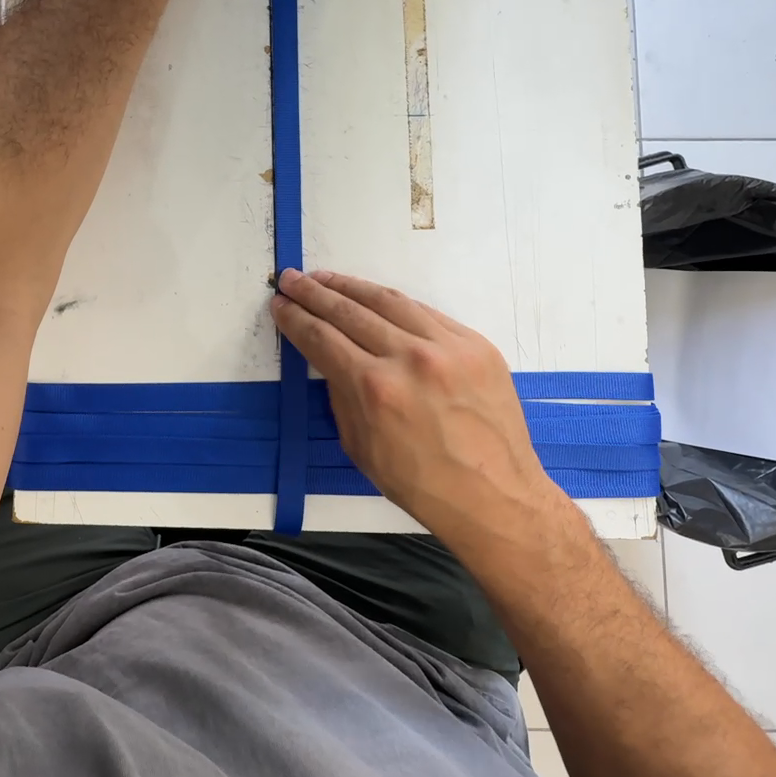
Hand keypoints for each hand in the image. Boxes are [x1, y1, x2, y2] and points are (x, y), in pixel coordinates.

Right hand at [270, 270, 571, 550]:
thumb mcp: (359, 446)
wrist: (495, 497)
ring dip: (350, 286)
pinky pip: (425, 312)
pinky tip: (375, 298)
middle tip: (293, 280)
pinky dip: (393, 303)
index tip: (280, 305)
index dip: (295, 319)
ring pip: (388, 300)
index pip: (322, 338)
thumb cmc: (420, 483)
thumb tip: (329, 357)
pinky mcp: (476, 344)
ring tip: (326, 279)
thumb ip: (340, 394)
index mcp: (374, 389)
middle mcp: (409, 358)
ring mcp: (447, 347)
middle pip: (349, 311)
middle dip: (314, 293)